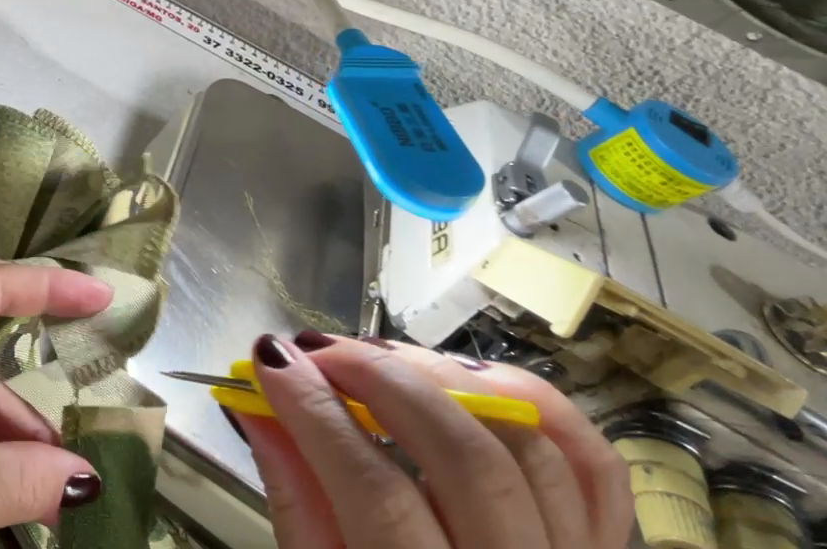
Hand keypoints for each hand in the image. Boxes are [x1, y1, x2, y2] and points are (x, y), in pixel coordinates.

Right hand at [236, 332, 632, 548]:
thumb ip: (294, 498)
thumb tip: (256, 403)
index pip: (376, 492)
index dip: (316, 412)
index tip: (268, 358)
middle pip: (466, 458)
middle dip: (381, 379)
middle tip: (320, 351)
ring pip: (529, 444)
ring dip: (442, 378)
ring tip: (378, 358)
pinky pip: (593, 463)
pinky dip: (535, 401)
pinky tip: (469, 379)